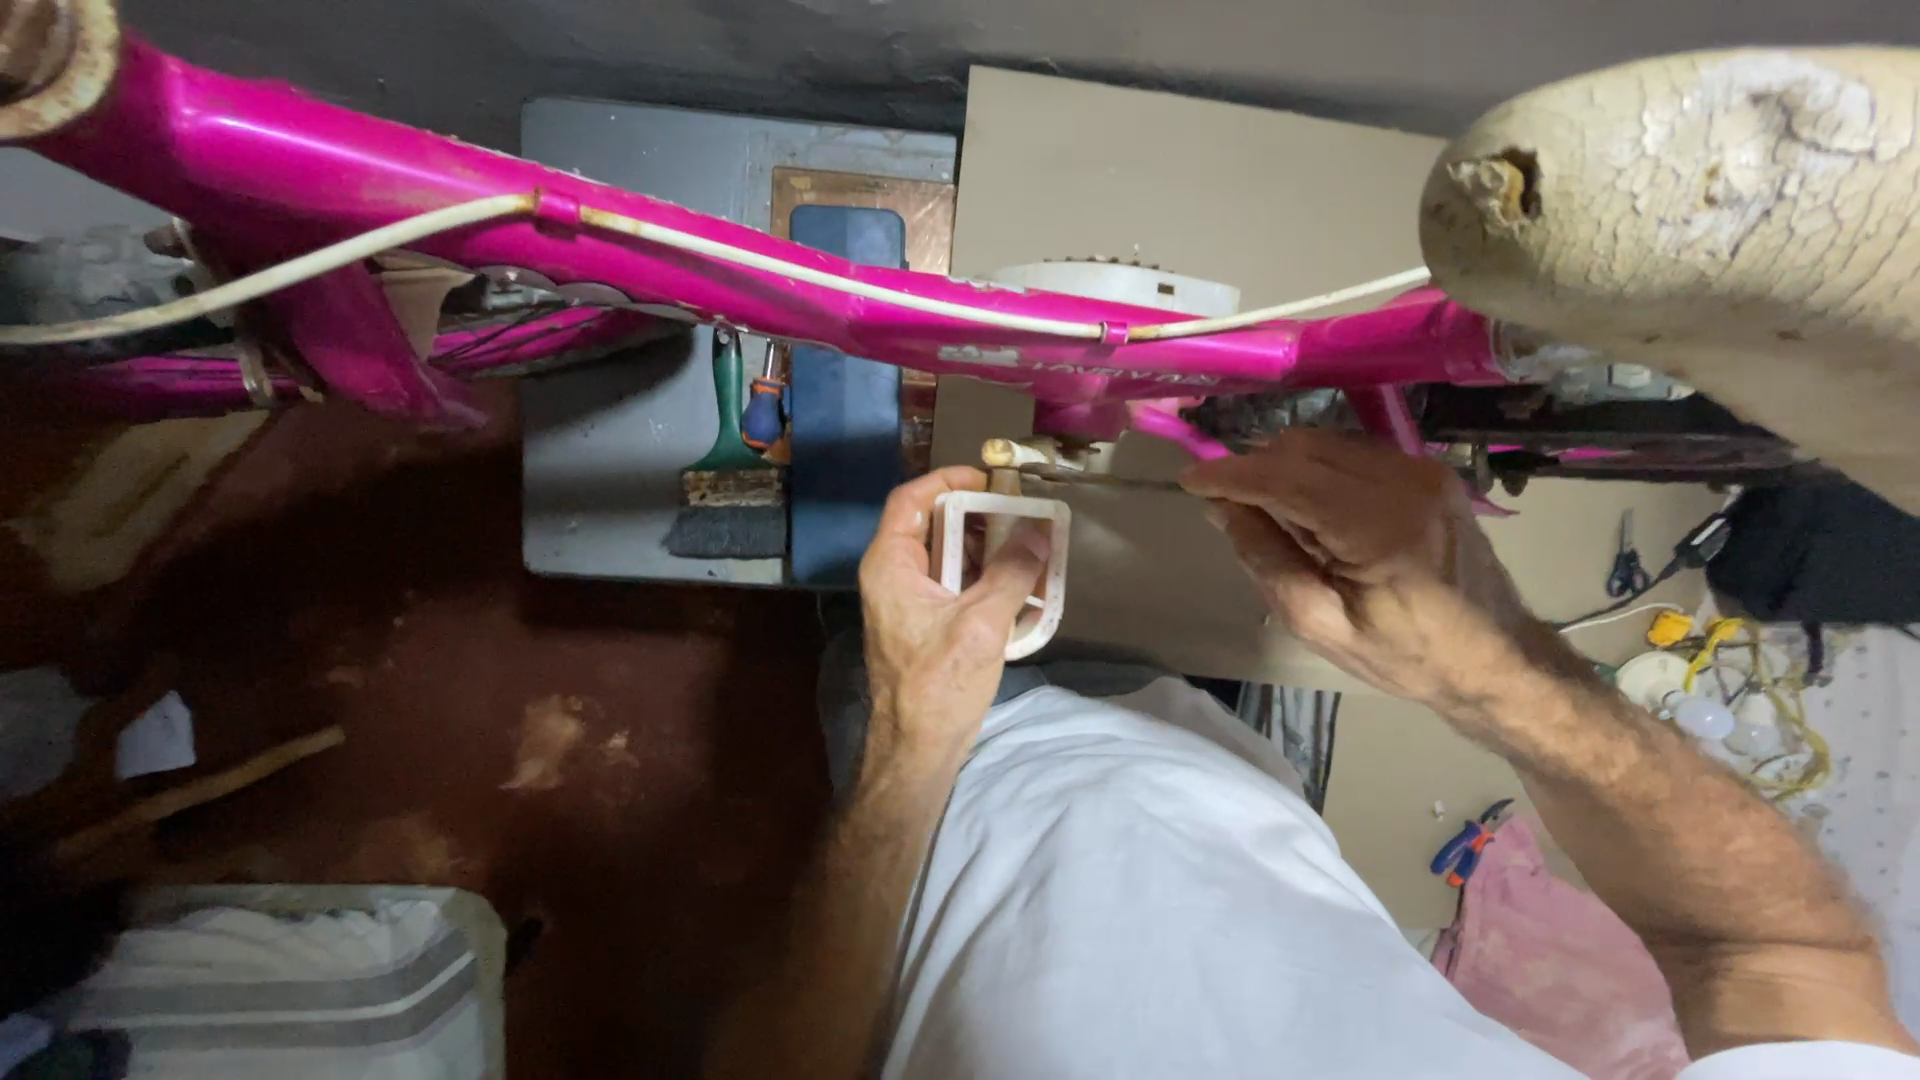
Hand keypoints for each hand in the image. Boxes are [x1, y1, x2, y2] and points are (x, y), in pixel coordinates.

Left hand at [858, 467, 1049, 767]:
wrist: (917, 747)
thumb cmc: (938, 685)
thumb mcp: (981, 624)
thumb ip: (1011, 572)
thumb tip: (1040, 532)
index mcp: (890, 565)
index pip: (910, 500)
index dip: (947, 480)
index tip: (989, 478)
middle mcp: (893, 575)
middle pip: (933, 525)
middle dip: (979, 516)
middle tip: (1021, 515)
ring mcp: (908, 599)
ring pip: (947, 555)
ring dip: (986, 548)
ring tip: (1029, 547)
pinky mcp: (925, 621)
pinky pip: (954, 583)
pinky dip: (984, 577)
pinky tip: (1019, 583)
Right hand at [1180, 431, 1541, 717]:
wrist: (1497, 656)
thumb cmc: (1404, 655)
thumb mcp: (1317, 623)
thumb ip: (1265, 558)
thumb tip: (1223, 508)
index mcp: (1381, 530)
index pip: (1287, 479)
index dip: (1230, 474)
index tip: (1188, 479)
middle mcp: (1406, 483)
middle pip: (1302, 448)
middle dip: (1253, 468)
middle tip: (1225, 506)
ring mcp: (1422, 470)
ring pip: (1322, 443)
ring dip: (1281, 468)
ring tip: (1270, 515)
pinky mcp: (1427, 469)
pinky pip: (1348, 451)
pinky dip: (1312, 469)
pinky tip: (1309, 509)